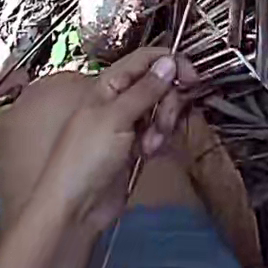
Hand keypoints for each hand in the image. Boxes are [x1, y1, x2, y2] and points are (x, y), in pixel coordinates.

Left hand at [31, 46, 197, 231]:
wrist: (76, 208)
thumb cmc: (85, 158)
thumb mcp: (116, 117)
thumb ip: (145, 89)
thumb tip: (168, 62)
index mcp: (109, 83)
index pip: (145, 59)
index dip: (170, 63)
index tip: (191, 77)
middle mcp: (120, 98)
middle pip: (158, 84)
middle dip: (167, 101)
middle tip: (163, 121)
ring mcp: (128, 122)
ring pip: (161, 108)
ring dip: (163, 124)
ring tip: (150, 144)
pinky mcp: (136, 145)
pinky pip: (158, 131)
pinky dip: (158, 141)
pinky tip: (148, 153)